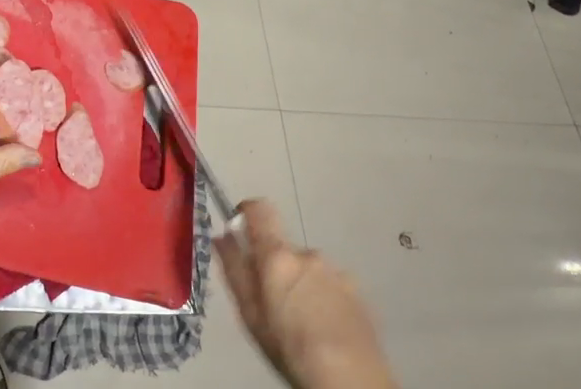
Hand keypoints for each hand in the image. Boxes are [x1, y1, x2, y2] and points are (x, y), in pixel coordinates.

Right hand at [216, 200, 396, 388]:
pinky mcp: (359, 293)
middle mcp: (308, 254)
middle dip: (276, 267)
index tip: (240, 232)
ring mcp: (337, 273)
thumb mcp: (250, 313)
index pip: (259, 209)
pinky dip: (324, 298)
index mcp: (277, 256)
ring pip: (308, 269)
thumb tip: (222, 236)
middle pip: (283, 248)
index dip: (246, 213)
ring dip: (302, 285)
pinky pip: (331, 285)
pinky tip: (326, 328)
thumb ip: (234, 269)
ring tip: (304, 322)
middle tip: (274, 303)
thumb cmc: (290, 347)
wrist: (351, 380)